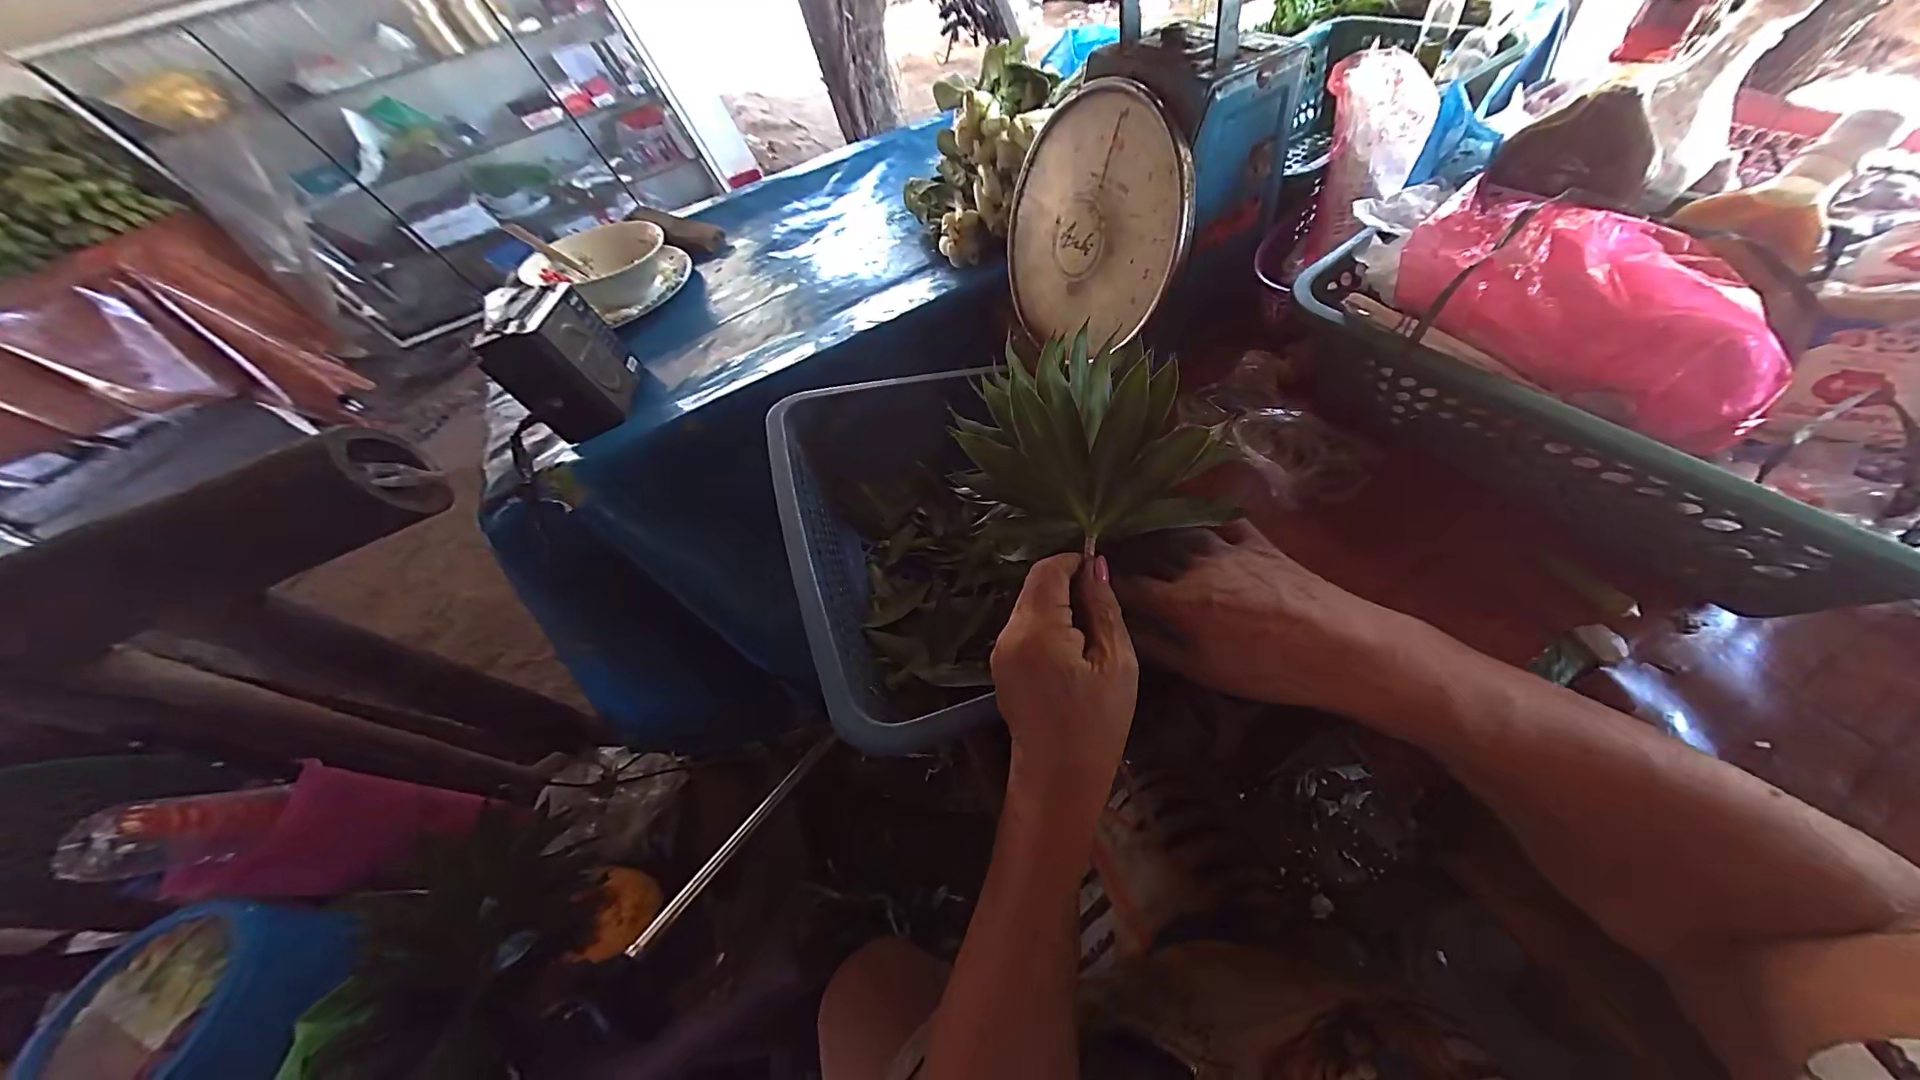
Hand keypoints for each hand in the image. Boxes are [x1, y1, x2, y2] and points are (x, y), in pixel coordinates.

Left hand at [992, 553, 1137, 808]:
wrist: (1058, 776)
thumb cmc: (1097, 723)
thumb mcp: (1116, 663)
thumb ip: (1103, 608)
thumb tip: (1096, 565)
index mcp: (1037, 630)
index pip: (1048, 570)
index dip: (1074, 561)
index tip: (1100, 572)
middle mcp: (1009, 633)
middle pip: (1034, 585)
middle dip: (1066, 584)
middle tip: (1101, 607)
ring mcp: (999, 649)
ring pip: (1027, 604)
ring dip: (1057, 604)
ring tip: (1089, 633)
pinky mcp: (999, 663)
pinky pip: (1022, 626)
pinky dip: (1046, 624)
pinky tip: (1070, 648)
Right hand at [1112, 522, 1416, 716]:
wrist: (1341, 647)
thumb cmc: (1267, 668)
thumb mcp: (1204, 669)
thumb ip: (1157, 646)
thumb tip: (1120, 629)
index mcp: (1177, 600)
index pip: (1126, 584)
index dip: (1101, 580)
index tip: (1084, 577)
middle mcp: (1194, 565)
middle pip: (1147, 550)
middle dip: (1123, 549)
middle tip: (1107, 547)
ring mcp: (1227, 547)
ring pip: (1179, 530)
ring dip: (1155, 529)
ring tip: (1140, 529)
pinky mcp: (1258, 541)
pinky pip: (1222, 519)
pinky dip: (1203, 514)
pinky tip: (1194, 512)